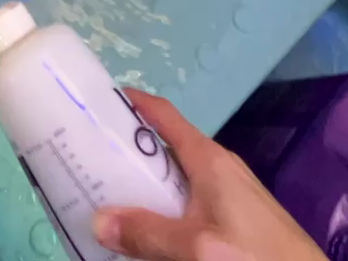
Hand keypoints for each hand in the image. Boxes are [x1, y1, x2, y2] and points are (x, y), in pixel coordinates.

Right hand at [93, 91, 326, 260]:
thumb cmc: (257, 260)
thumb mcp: (197, 250)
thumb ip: (147, 235)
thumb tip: (97, 221)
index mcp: (207, 158)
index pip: (162, 112)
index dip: (129, 102)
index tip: (94, 104)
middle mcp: (218, 167)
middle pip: (165, 147)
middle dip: (128, 152)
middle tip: (89, 164)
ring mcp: (232, 195)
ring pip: (177, 179)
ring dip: (146, 185)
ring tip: (112, 201)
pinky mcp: (240, 221)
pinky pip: (192, 203)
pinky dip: (166, 209)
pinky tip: (153, 237)